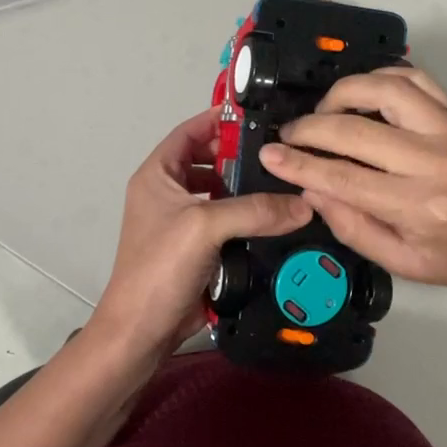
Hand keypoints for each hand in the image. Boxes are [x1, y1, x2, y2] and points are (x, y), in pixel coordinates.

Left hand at [92, 109, 311, 353]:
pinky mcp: (196, 251)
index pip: (189, 132)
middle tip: (281, 155)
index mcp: (157, 175)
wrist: (142, 330)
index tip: (259, 116)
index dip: (219, 120)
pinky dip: (247, 221)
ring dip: (246, 191)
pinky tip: (276, 223)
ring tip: (284, 186)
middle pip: (207, 162)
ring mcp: (181, 224)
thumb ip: (255, 211)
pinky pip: (226, 226)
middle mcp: (166, 194)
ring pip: (219, 195)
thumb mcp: (206, 227)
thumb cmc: (160, 267)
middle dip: (240, 157)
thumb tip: (305, 205)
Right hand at [258, 67, 446, 307]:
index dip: (297, 164)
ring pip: (384, 88)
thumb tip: (312, 191)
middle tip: (288, 136)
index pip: (341, 177)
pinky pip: (417, 79)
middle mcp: (435, 162)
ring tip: (324, 112)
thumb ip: (353, 228)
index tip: (269, 155)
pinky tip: (363, 96)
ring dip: (342, 93)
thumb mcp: (403, 263)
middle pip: (353, 129)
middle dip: (308, 129)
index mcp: (419, 207)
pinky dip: (382, 78)